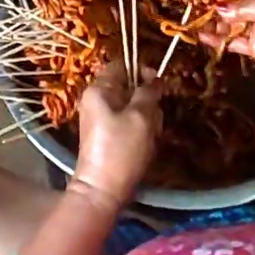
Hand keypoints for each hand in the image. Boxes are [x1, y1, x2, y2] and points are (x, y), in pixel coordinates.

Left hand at [70, 59, 161, 209]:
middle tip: (154, 119)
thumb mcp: (140, 118)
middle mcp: (95, 99)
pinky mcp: (105, 134)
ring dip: (146, 118)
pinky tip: (146, 144)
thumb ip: (148, 93)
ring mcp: (99, 117)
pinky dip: (139, 129)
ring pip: (131, 106)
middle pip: (128, 87)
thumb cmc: (121, 149)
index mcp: (98, 89)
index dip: (141, 69)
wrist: (102, 189)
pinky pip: (126, 122)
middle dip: (146, 101)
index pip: (120, 65)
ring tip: (151, 135)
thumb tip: (154, 79)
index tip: (158, 83)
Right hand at [200, 0, 254, 90]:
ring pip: (234, 25)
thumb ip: (245, 8)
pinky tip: (204, 36)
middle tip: (202, 8)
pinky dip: (219, 40)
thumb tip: (219, 8)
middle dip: (221, 8)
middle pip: (239, 7)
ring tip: (198, 22)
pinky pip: (234, 42)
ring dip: (217, 23)